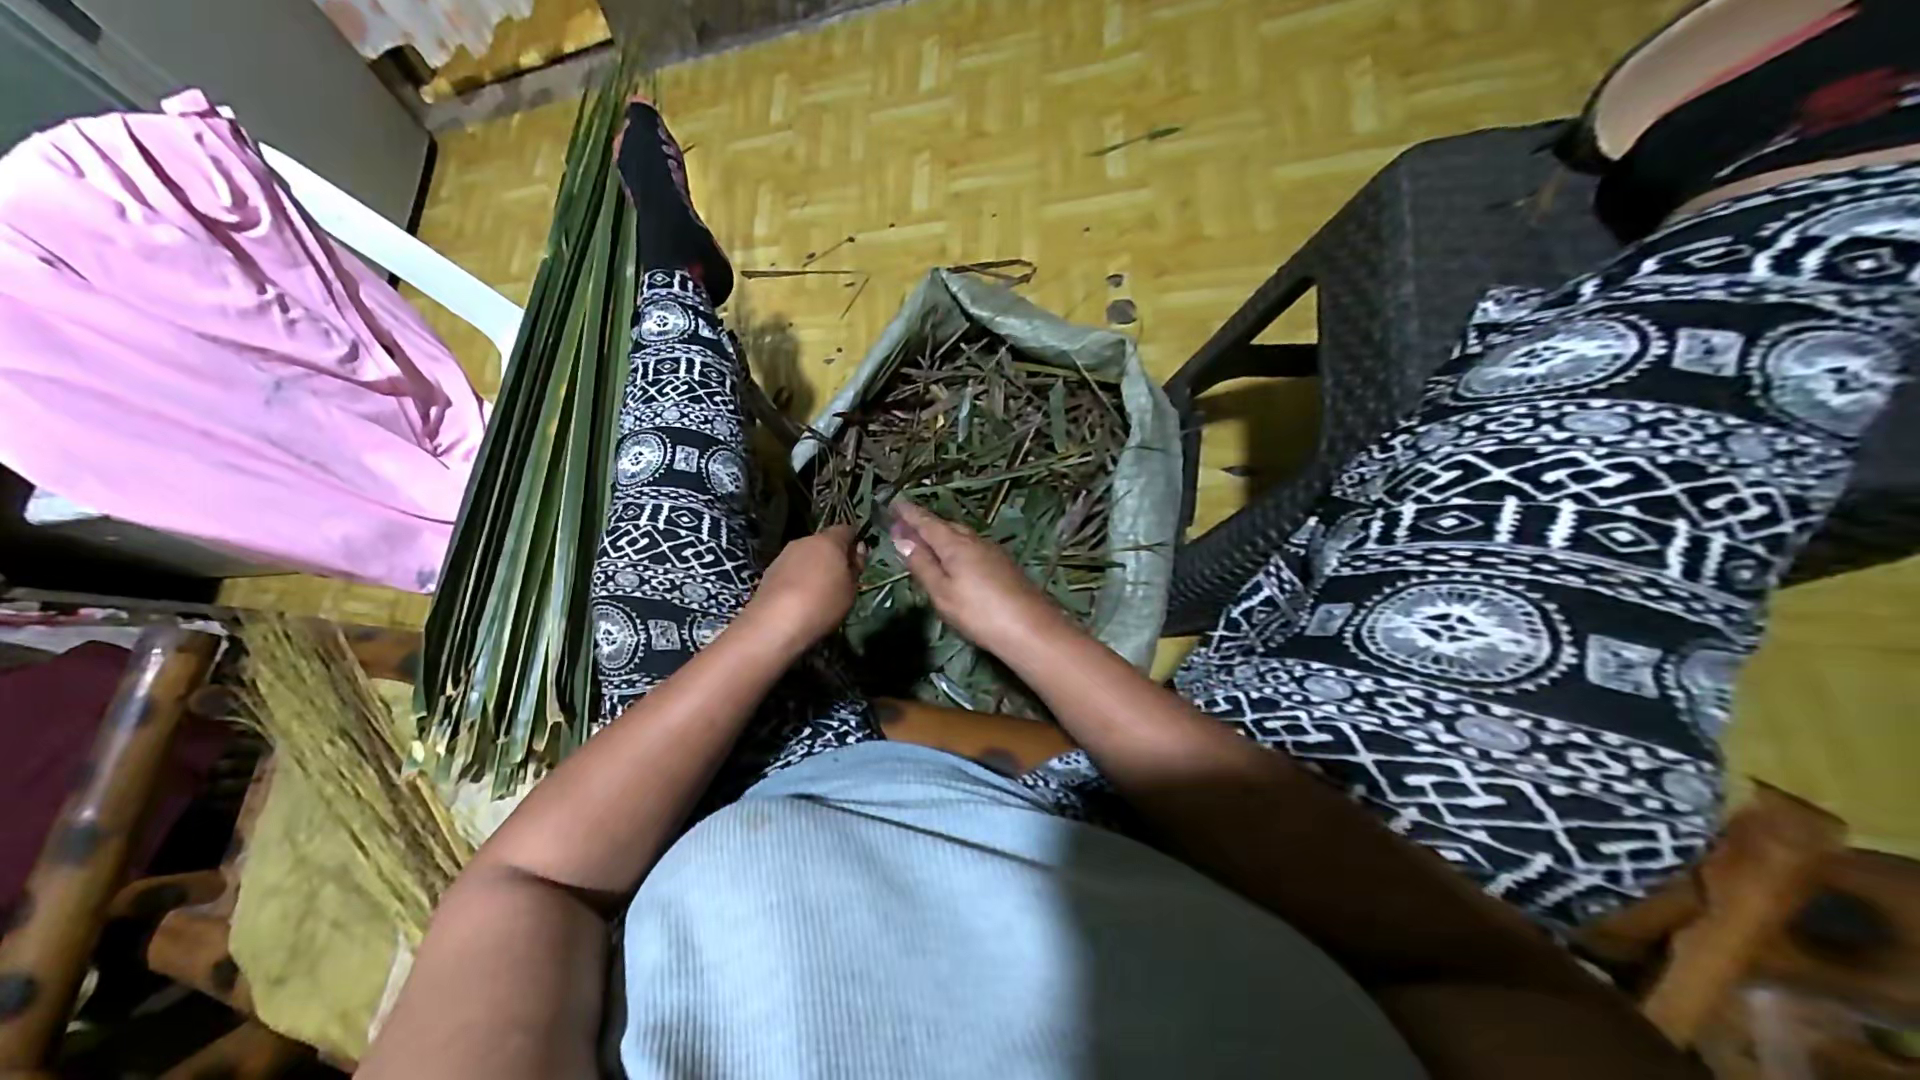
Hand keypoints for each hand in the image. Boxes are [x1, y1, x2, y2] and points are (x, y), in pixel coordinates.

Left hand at [739, 525, 865, 654]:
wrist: (776, 622)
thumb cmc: (823, 603)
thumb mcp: (851, 589)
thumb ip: (855, 567)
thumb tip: (856, 552)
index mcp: (828, 541)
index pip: (846, 529)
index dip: (854, 541)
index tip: (858, 560)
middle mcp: (804, 541)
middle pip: (823, 542)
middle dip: (833, 556)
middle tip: (840, 579)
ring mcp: (783, 555)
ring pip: (805, 556)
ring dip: (814, 567)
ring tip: (818, 592)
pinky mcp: (769, 571)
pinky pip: (791, 570)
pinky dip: (798, 578)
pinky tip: (799, 598)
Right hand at [888, 501, 1076, 654]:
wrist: (1030, 628)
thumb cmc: (978, 612)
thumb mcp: (942, 592)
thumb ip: (922, 564)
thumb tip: (902, 539)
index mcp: (955, 544)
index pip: (926, 521)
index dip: (909, 513)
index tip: (894, 502)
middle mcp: (974, 540)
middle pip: (945, 526)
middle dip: (923, 524)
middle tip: (903, 527)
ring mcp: (992, 551)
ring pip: (960, 536)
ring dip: (941, 535)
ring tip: (925, 542)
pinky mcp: (1003, 565)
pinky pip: (972, 547)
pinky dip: (956, 547)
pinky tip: (954, 559)